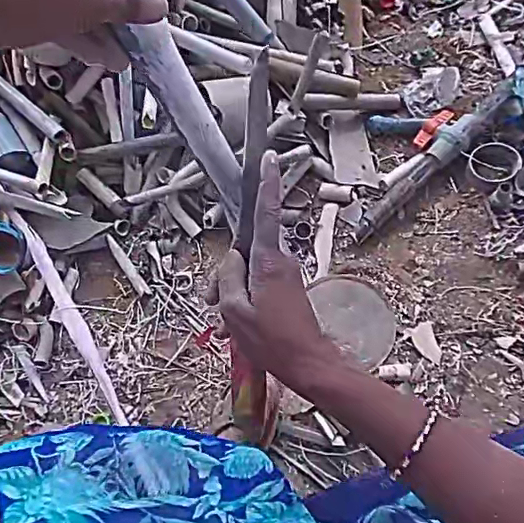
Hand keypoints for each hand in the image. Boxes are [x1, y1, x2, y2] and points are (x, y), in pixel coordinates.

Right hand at [212, 153, 348, 392]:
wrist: (308, 364)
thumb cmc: (273, 341)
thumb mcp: (235, 311)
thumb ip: (227, 278)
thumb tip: (231, 260)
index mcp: (269, 261)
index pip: (266, 213)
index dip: (266, 183)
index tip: (267, 158)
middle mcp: (280, 262)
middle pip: (244, 253)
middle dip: (226, 276)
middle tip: (216, 304)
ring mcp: (285, 275)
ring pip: (248, 273)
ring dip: (233, 295)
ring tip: (228, 325)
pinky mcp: (287, 289)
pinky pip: (258, 287)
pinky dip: (245, 303)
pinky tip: (237, 328)